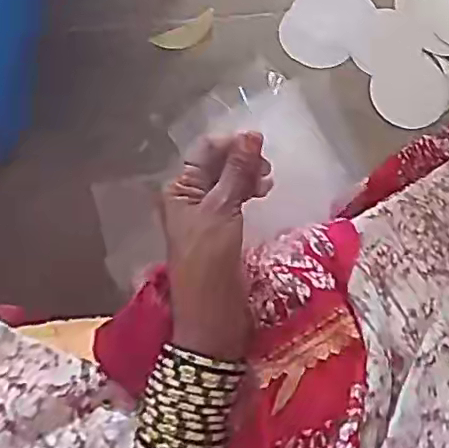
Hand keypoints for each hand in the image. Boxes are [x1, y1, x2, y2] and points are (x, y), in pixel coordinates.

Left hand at [159, 132, 272, 359]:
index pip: (206, 150)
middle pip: (220, 162)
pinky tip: (263, 192)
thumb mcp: (222, 209)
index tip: (261, 146)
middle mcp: (191, 195)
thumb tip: (251, 134)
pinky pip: (237, 195)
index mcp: (180, 188)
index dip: (233, 143)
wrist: (212, 313)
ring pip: (231, 178)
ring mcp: (207, 211)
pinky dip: (250, 189)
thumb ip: (237, 171)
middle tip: (267, 169)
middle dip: (244, 158)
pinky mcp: (223, 225)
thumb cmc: (210, 259)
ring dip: (250, 174)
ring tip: (267, 183)